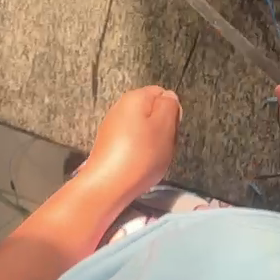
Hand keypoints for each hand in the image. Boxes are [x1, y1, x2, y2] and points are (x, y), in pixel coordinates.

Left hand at [76, 86, 180, 203]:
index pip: (162, 94)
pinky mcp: (107, 145)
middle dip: (161, 128)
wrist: (108, 186)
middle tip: (163, 146)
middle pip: (151, 113)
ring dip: (151, 143)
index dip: (171, 111)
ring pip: (142, 130)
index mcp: (135, 97)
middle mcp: (120, 107)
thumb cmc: (141, 155)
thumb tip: (168, 97)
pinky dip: (138, 153)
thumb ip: (170, 106)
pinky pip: (131, 144)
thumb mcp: (165, 127)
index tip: (172, 130)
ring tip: (151, 158)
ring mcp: (112, 127)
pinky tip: (139, 165)